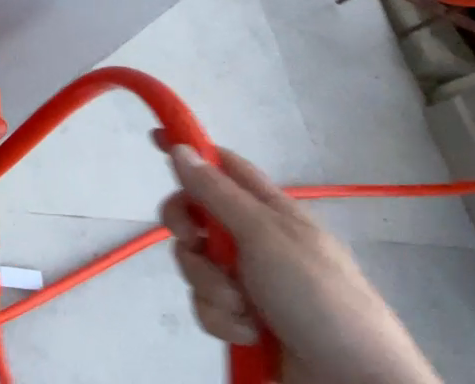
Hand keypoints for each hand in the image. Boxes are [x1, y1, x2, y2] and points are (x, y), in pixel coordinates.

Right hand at [159, 141, 441, 383]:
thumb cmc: (318, 298)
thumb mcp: (266, 237)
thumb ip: (218, 194)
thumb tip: (181, 148)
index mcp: (271, 212)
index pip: (224, 167)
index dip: (191, 151)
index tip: (156, 139)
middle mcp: (257, 242)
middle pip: (196, 215)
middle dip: (187, 232)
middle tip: (195, 242)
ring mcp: (249, 282)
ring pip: (195, 264)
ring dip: (211, 287)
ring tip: (243, 310)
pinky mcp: (243, 319)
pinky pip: (206, 304)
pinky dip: (222, 319)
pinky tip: (249, 334)